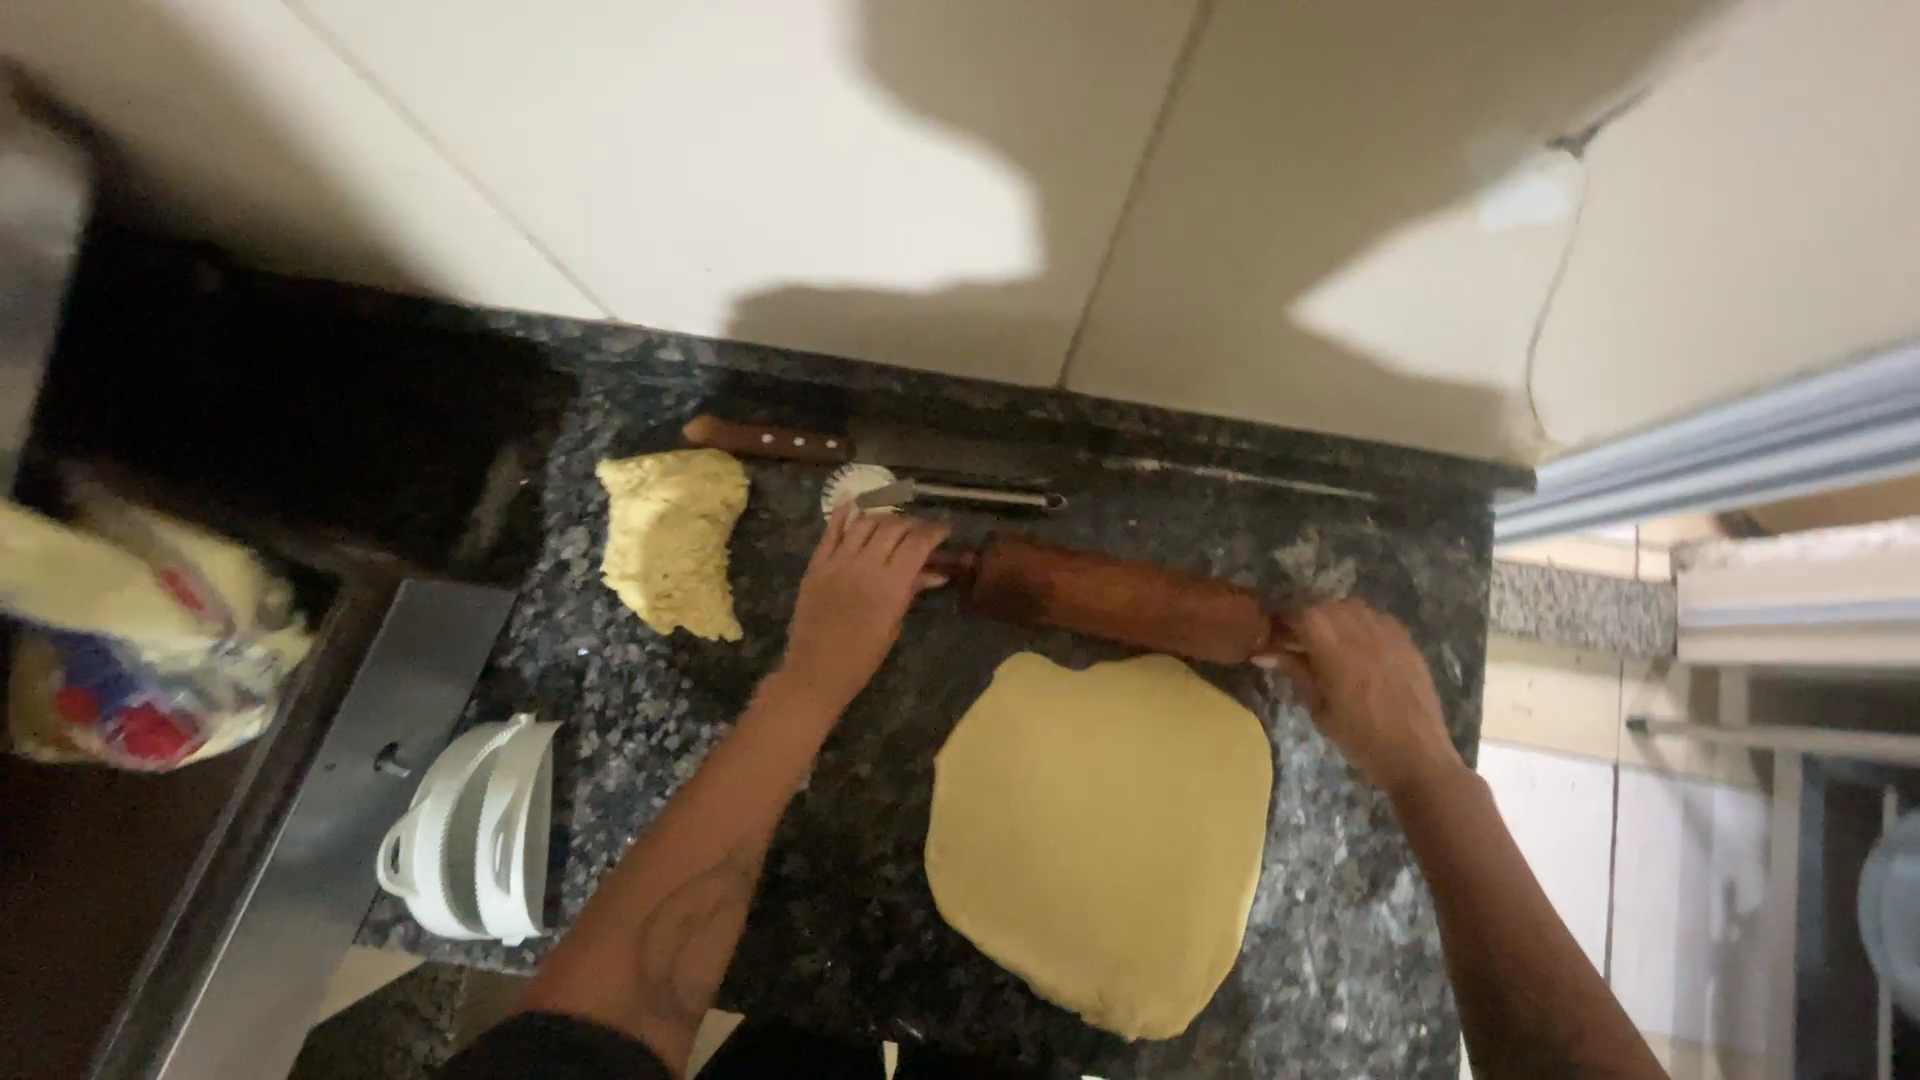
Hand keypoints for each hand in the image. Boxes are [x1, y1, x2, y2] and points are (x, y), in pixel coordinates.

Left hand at [776, 503, 951, 715]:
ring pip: (865, 522)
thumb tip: (937, 572)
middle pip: (893, 527)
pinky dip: (844, 512)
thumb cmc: (862, 658)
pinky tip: (856, 502)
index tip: (944, 529)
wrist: (815, 672)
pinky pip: (831, 529)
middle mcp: (864, 567)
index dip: (934, 531)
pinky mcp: (816, 564)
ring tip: (893, 523)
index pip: (917, 544)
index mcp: (890, 587)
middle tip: (920, 531)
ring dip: (884, 517)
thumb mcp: (894, 625)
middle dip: (912, 524)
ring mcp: (837, 563)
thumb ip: (912, 591)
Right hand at [1267, 599, 1463, 798]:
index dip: (1280, 621)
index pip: (1298, 614)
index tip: (1271, 637)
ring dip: (1332, 617)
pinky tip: (1358, 647)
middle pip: (1323, 605)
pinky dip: (1360, 624)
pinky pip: (1376, 618)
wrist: (1416, 755)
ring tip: (1327, 642)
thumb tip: (1262, 654)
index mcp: (1332, 646)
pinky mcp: (1407, 641)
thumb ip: (1293, 671)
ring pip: (1350, 607)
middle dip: (1304, 619)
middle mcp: (1360, 630)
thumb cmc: (1358, 736)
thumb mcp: (1317, 706)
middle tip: (1295, 642)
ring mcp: (1387, 632)